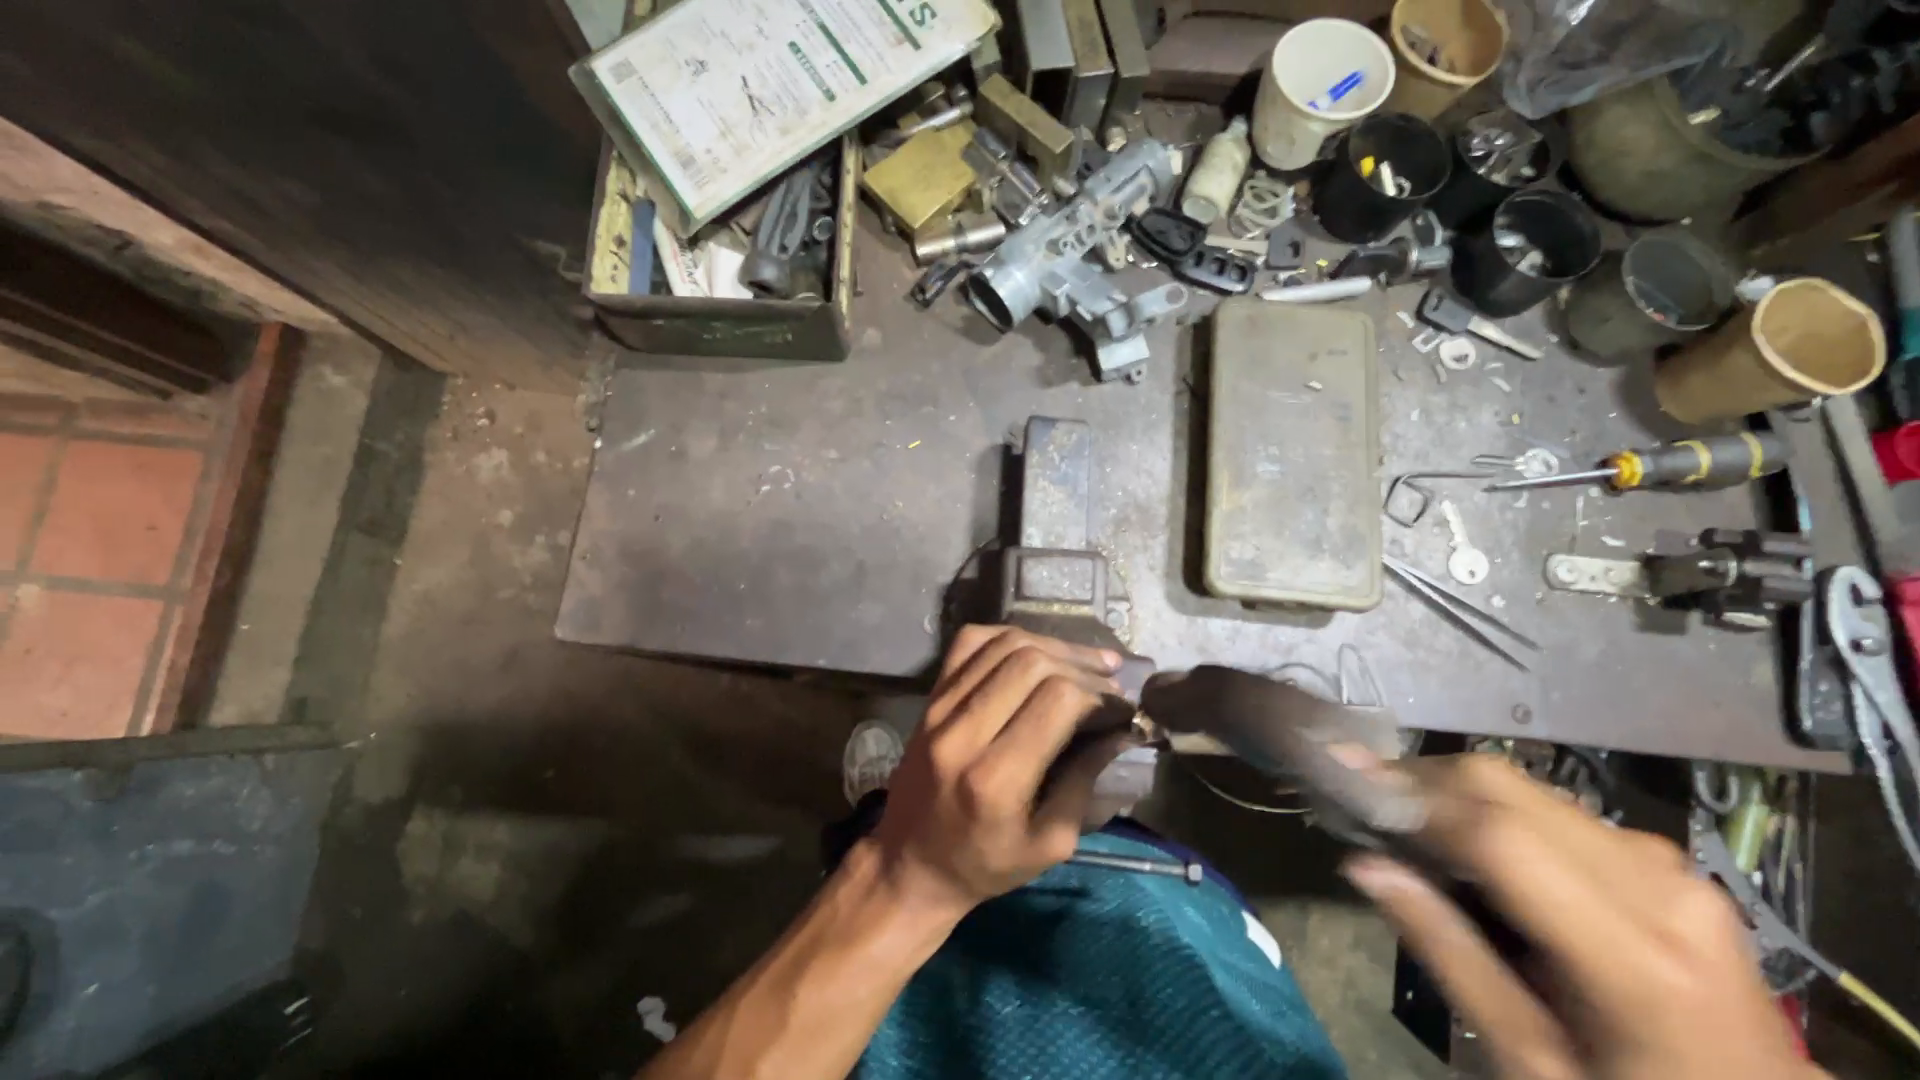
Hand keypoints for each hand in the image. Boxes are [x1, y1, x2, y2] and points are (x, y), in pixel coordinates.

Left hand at [867, 626, 1132, 919]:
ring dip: (1054, 647)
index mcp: (995, 779)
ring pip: (1004, 645)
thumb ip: (1084, 781)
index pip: (1057, 701)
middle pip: (1033, 664)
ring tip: (1087, 664)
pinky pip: (971, 643)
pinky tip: (1038, 651)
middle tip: (1110, 686)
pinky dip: (1010, 637)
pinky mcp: (929, 698)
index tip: (1122, 710)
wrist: (910, 861)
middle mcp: (963, 733)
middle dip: (1083, 668)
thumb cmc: (985, 863)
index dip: (1099, 697)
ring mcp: (939, 708)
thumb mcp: (1050, 844)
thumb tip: (1119, 729)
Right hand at [1344, 755, 1819, 1079]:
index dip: (1413, 800)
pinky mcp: (1671, 864)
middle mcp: (1658, 888)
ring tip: (1406, 822)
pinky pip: (1562, 812)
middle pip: (1512, 790)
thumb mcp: (1531, 1059)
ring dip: (1458, 794)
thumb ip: (1449, 955)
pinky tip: (1468, 841)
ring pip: (1532, 790)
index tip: (1344, 780)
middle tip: (1363, 797)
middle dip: (1424, 781)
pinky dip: (1500, 812)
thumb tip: (1364, 866)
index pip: (1499, 836)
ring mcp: (1672, 869)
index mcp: (1632, 958)